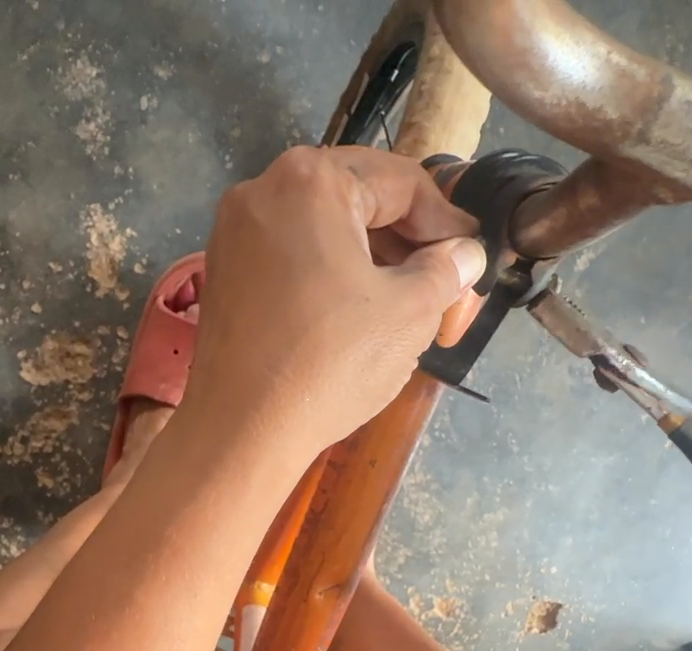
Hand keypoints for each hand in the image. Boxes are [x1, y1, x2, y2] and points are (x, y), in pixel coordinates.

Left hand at [180, 145, 485, 457]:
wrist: (243, 430)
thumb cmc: (331, 362)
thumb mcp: (411, 311)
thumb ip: (447, 270)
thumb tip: (464, 254)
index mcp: (310, 180)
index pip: (402, 182)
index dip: (445, 222)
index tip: (469, 257)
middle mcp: (261, 190)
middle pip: (357, 200)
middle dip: (406, 243)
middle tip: (441, 287)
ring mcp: (233, 234)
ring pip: (322, 229)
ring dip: (370, 260)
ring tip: (403, 305)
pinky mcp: (222, 275)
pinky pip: (288, 257)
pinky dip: (327, 274)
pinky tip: (352, 314)